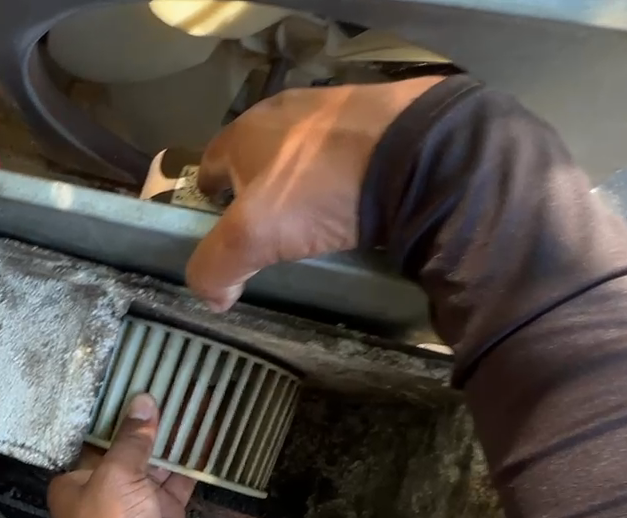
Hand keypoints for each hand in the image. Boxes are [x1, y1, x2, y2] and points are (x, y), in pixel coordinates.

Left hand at [47, 394, 195, 517]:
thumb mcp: (114, 478)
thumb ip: (131, 441)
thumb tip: (143, 402)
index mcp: (78, 480)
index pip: (98, 438)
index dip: (118, 412)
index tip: (138, 381)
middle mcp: (106, 488)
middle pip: (131, 447)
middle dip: (152, 421)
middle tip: (175, 382)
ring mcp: (138, 503)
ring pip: (159, 462)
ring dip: (176, 437)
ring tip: (197, 399)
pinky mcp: (167, 516)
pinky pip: (181, 482)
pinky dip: (194, 461)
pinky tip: (209, 433)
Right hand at [186, 77, 446, 310]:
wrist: (419, 152)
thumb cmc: (316, 188)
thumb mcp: (250, 237)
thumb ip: (215, 268)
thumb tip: (211, 298)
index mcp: (245, 131)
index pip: (207, 166)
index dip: (206, 201)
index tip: (218, 232)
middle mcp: (285, 110)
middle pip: (253, 161)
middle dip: (253, 195)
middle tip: (264, 234)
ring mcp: (335, 109)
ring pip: (299, 157)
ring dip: (298, 186)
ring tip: (309, 223)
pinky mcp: (379, 117)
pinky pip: (343, 155)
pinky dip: (338, 179)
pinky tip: (349, 205)